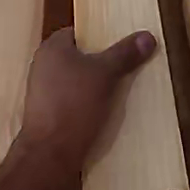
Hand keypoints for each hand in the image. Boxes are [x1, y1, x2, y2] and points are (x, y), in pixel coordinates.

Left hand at [17, 26, 156, 179]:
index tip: (121, 45)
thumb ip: (125, 54)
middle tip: (125, 67)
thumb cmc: (75, 105)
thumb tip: (147, 36)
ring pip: (75, 81)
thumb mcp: (106, 75)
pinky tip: (103, 113)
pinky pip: (70, 101)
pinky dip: (85, 104)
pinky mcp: (45, 116)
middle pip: (78, 57)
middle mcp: (42, 66)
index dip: (100, 36)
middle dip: (100, 62)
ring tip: (119, 91)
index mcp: (51, 48)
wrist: (50, 156)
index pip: (78, 32)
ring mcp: (41, 93)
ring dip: (94, 86)